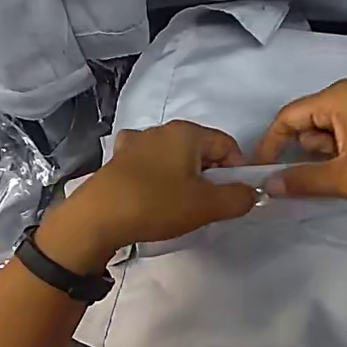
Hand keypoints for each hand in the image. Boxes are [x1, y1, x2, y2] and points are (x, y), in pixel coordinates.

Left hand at [35, 121, 257, 271]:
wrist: (98, 217)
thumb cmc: (157, 204)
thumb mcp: (207, 206)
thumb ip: (237, 198)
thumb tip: (249, 192)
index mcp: (186, 132)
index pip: (227, 145)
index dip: (237, 170)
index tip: (233, 197)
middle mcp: (161, 130)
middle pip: (200, 149)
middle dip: (210, 176)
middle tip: (207, 206)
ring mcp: (135, 143)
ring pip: (174, 157)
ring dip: (183, 178)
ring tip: (179, 206)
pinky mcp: (117, 159)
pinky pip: (149, 164)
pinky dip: (158, 177)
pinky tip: (153, 194)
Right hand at [253, 79, 346, 203]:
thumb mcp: (346, 177)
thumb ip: (302, 180)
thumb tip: (268, 184)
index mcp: (336, 97)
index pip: (287, 117)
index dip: (271, 145)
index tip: (263, 171)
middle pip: (309, 121)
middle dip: (306, 151)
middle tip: (318, 179)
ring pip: (331, 128)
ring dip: (329, 154)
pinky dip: (346, 150)